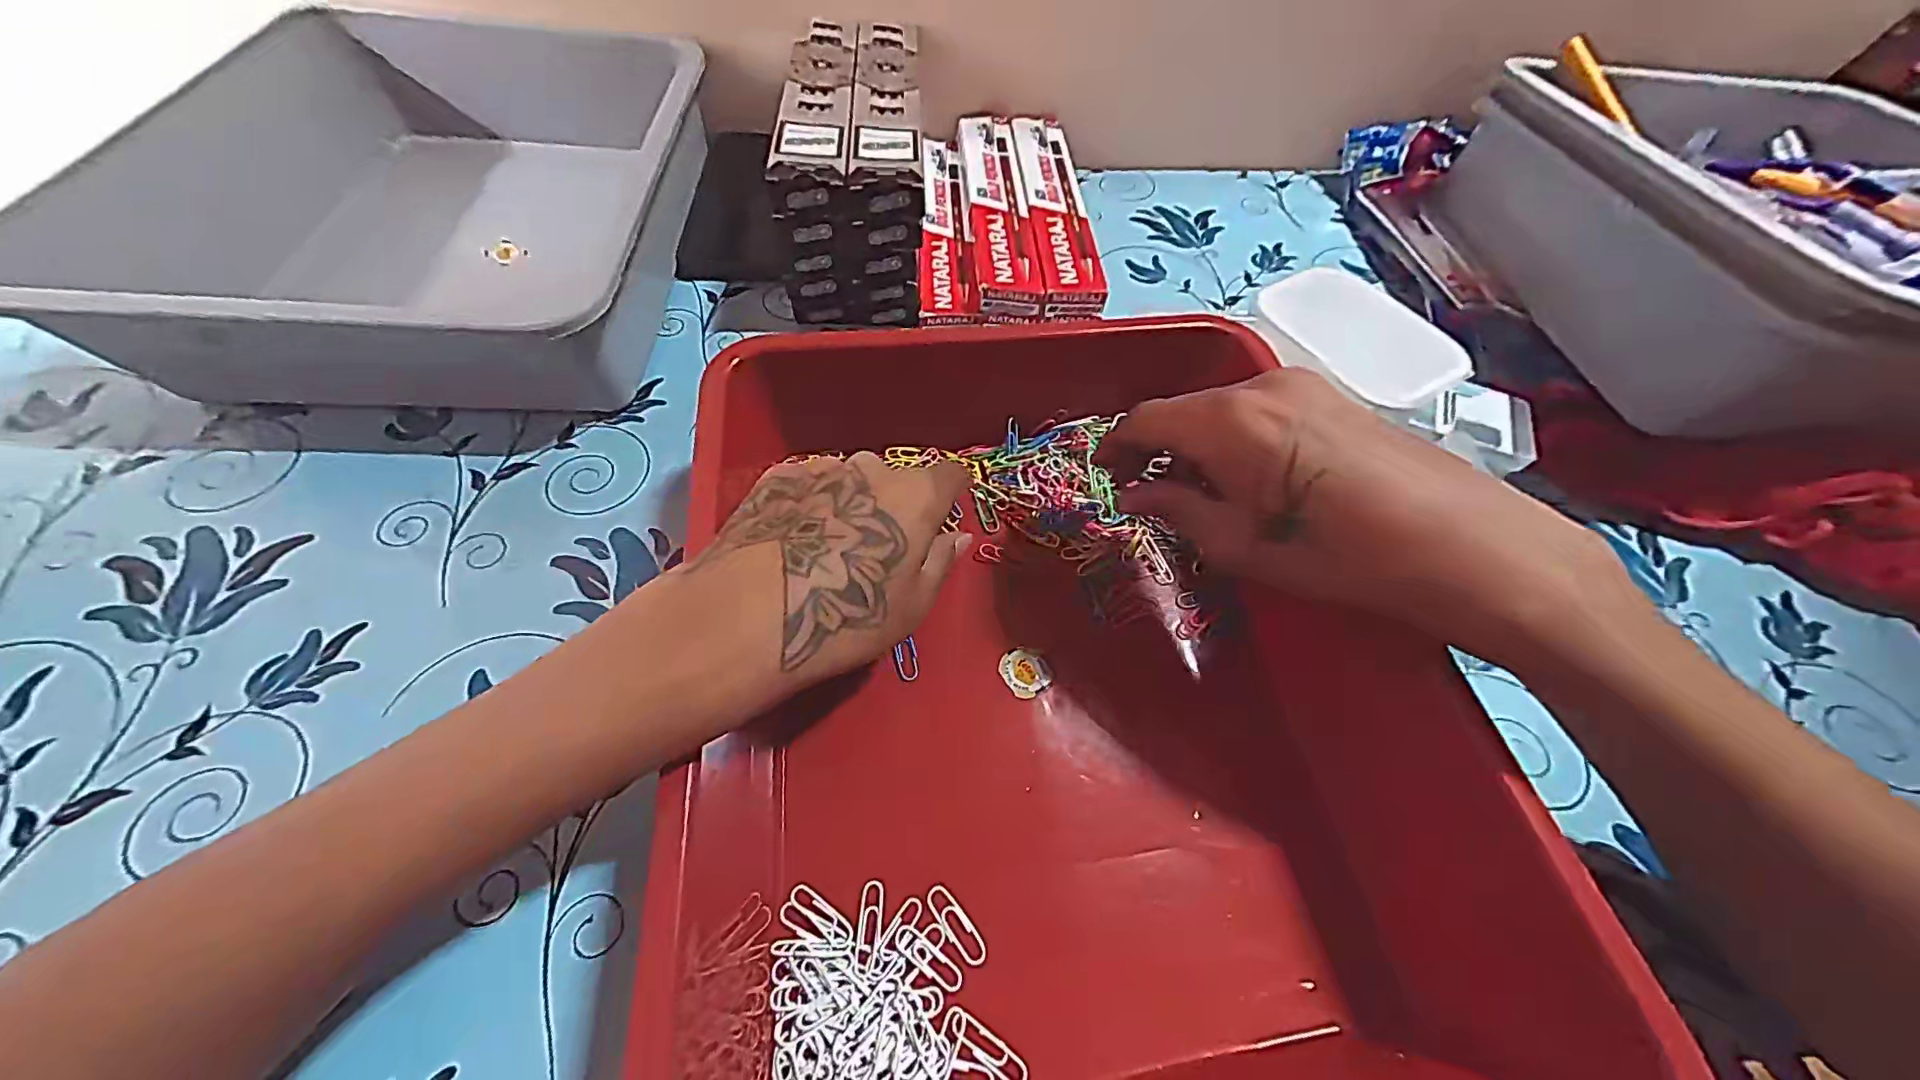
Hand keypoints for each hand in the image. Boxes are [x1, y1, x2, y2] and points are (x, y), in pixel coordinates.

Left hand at [662, 452, 971, 695]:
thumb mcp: (912, 606)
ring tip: (832, 543)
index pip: (950, 473)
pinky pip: (810, 482)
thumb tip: (956, 537)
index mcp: (916, 496)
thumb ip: (940, 563)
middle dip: (897, 501)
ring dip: (852, 500)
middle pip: (897, 476)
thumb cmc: (847, 617)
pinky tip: (795, 537)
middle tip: (880, 545)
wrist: (747, 614)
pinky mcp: (775, 477)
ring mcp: (821, 469)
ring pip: (851, 477)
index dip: (951, 492)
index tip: (943, 514)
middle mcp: (872, 470)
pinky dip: (813, 501)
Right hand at [1094, 368, 1630, 665]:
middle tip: (1147, 492)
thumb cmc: (1344, 556)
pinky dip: (1231, 438)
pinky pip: (1257, 409)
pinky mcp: (1332, 396)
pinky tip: (1245, 478)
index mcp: (1231, 421)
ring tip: (1197, 493)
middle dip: (1155, 448)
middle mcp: (1262, 388)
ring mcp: (1303, 386)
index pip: (1147, 419)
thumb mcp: (1243, 545)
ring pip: (1219, 408)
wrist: (1468, 546)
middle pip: (1183, 409)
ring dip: (1194, 444)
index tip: (1104, 474)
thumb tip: (1135, 493)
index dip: (1116, 445)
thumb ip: (1177, 509)